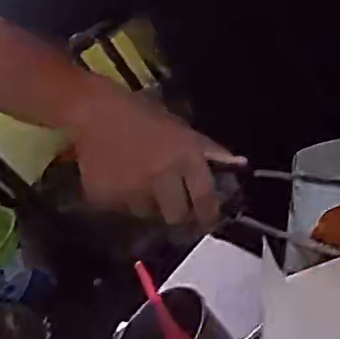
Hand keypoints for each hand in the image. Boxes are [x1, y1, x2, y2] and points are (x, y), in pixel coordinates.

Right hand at [65, 91, 233, 226]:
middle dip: (179, 214)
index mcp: (185, 157)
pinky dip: (126, 201)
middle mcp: (160, 176)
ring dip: (151, 205)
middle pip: (175, 215)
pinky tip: (124, 182)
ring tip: (146, 184)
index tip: (210, 221)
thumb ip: (212, 153)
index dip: (209, 213)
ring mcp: (129, 190)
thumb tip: (239, 165)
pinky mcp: (103, 199)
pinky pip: (121, 210)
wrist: (100, 117)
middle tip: (178, 206)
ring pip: (146, 214)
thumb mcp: (187, 133)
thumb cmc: (150, 121)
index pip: (203, 196)